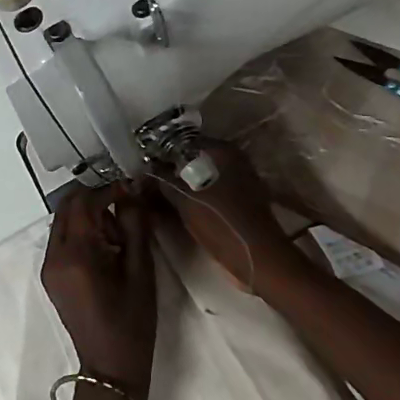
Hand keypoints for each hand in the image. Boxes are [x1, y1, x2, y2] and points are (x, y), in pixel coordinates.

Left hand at [42, 184, 157, 394]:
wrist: (111, 367)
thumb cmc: (132, 321)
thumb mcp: (141, 269)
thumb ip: (135, 225)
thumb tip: (132, 190)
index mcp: (76, 255)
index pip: (84, 203)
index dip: (108, 189)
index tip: (132, 190)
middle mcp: (54, 257)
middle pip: (68, 207)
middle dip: (96, 199)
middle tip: (126, 209)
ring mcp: (49, 267)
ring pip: (64, 222)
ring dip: (89, 216)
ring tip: (120, 235)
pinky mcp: (51, 276)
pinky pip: (63, 240)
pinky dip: (83, 233)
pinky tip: (107, 250)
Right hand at [154, 143, 293, 288]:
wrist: (257, 257)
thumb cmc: (222, 221)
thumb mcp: (186, 199)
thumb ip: (164, 181)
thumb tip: (147, 170)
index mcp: (224, 152)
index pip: (185, 142)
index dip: (162, 153)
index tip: (142, 164)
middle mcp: (232, 162)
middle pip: (192, 162)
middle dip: (168, 173)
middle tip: (142, 183)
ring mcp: (236, 185)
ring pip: (198, 182)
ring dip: (176, 190)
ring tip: (149, 199)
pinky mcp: (235, 206)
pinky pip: (206, 197)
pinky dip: (189, 202)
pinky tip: (167, 211)